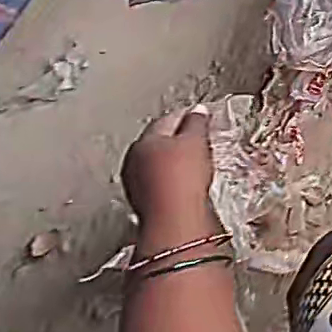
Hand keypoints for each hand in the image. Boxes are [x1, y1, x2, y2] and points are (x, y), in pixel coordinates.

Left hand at [120, 106, 214, 227]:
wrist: (176, 221)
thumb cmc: (182, 178)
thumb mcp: (196, 141)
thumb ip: (197, 122)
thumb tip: (198, 111)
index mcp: (143, 141)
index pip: (166, 120)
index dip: (186, 117)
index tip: (198, 116)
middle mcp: (133, 161)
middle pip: (158, 143)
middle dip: (177, 140)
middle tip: (198, 140)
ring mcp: (136, 185)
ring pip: (157, 165)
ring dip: (173, 162)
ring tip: (195, 164)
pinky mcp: (145, 204)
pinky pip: (160, 184)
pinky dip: (172, 181)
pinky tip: (185, 185)